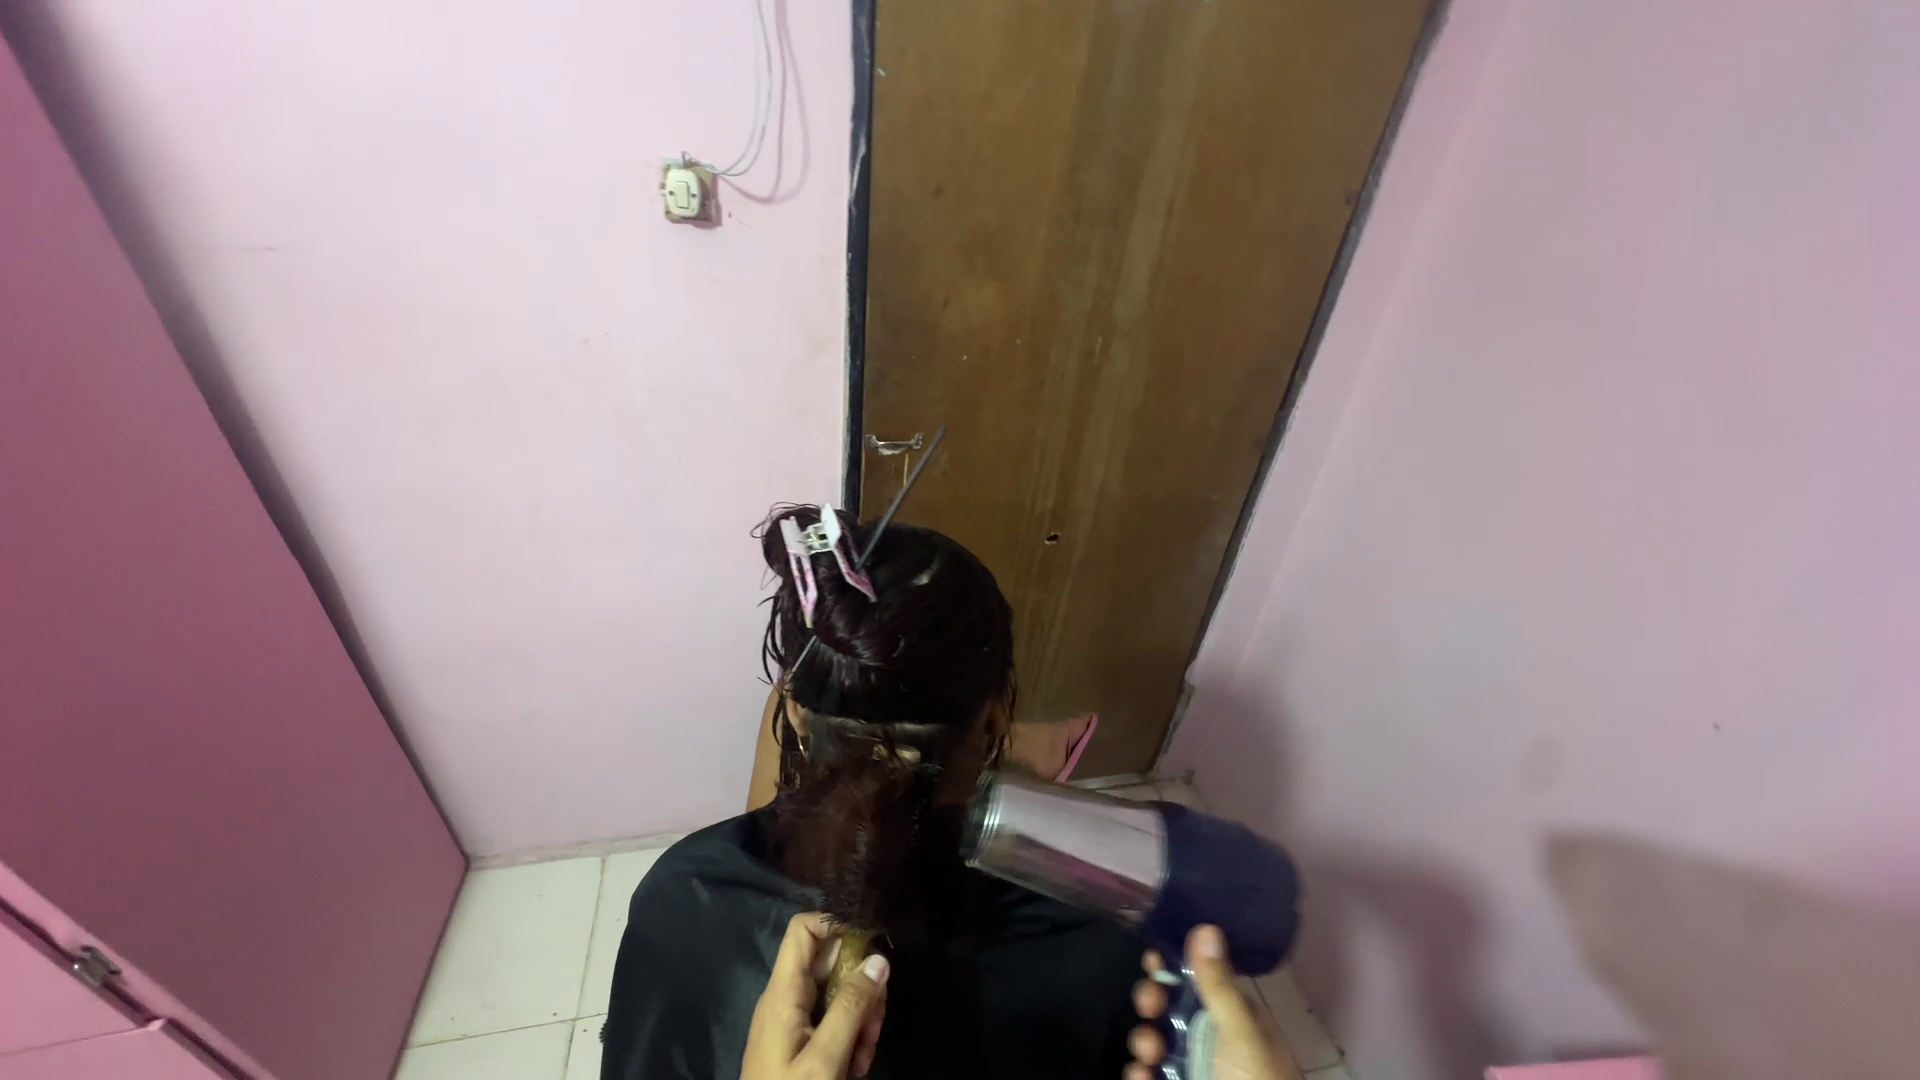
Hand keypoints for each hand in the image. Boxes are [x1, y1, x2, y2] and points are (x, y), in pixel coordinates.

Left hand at [742, 913, 889, 1079]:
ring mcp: (793, 1021)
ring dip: (860, 1015)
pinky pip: (832, 1020)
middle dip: (861, 984)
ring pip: (837, 992)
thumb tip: (879, 959)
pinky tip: (857, 1065)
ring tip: (866, 1053)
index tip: (871, 942)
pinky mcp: (801, 1043)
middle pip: (830, 962)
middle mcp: (786, 998)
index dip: (836, 924)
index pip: (804, 929)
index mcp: (783, 992)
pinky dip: (850, 1035)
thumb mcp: (825, 1059)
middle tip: (877, 1019)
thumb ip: (852, 1007)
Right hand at [1125, 925, 1299, 1079]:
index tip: (1152, 960)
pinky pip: (1146, 1075)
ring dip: (1143, 1042)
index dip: (1172, 966)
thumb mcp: (1241, 1036)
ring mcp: (1192, 1070)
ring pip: (1154, 1040)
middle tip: (1149, 1008)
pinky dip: (1138, 1075)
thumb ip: (1219, 986)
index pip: (1197, 977)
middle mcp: (1211, 1039)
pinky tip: (1141, 1078)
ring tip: (1148, 1058)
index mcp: (1233, 1018)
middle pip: (1169, 1005)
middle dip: (1151, 1002)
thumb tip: (1206, 925)